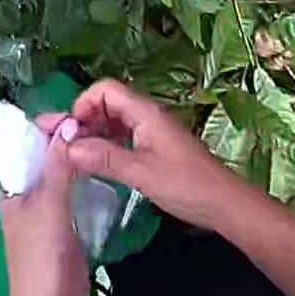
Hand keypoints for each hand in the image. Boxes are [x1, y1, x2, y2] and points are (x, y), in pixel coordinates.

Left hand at [0, 117, 88, 295]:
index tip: (75, 116)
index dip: (47, 123)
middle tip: (92, 125)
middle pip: (42, 150)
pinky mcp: (61, 216)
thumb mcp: (49, 208)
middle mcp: (23, 185)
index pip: (25, 139)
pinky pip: (69, 185)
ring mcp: (42, 201)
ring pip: (57, 166)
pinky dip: (80, 172)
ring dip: (73, 152)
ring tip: (98, 137)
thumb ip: (58, 166)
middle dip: (62, 135)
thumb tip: (68, 124)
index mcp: (9, 180)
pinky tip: (97, 164)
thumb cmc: (39, 258)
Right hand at [61, 80, 242, 228]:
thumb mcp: (141, 173)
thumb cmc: (187, 185)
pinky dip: (109, 142)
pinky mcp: (156, 144)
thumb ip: (102, 158)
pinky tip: (103, 161)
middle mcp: (146, 113)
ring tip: (82, 154)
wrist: (229, 207)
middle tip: (71, 144)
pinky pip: (124, 132)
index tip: (72, 130)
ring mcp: (152, 128)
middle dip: (86, 118)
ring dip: (96, 131)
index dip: (83, 103)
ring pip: (114, 118)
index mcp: (144, 111)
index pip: (104, 89)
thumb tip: (65, 148)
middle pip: (107, 101)